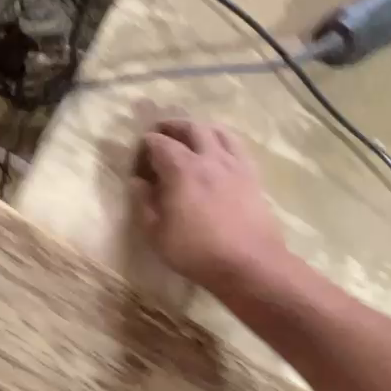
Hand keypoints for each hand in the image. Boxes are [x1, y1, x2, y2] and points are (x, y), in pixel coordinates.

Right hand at [132, 118, 287, 292]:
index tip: (139, 156)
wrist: (249, 264)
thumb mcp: (156, 234)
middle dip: (172, 126)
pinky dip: (223, 141)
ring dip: (200, 129)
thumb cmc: (196, 252)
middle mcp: (209, 158)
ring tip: (191, 137)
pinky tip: (219, 154)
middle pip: (191, 127)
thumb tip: (138, 182)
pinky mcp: (252, 175)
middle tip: (161, 133)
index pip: (159, 143)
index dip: (145, 145)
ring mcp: (234, 164)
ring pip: (218, 131)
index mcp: (181, 169)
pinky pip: (238, 146)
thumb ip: (144, 203)